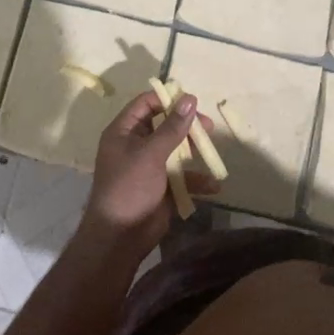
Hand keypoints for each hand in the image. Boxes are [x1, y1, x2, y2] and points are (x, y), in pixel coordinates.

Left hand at [82, 90, 217, 254]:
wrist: (120, 236)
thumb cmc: (129, 186)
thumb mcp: (150, 153)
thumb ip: (172, 127)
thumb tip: (190, 99)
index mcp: (124, 131)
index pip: (146, 104)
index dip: (168, 99)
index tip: (192, 100)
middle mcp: (135, 145)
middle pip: (164, 125)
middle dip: (186, 125)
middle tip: (208, 126)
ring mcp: (149, 166)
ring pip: (176, 149)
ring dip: (193, 150)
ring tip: (210, 151)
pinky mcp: (162, 186)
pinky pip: (182, 176)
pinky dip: (196, 179)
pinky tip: (212, 185)